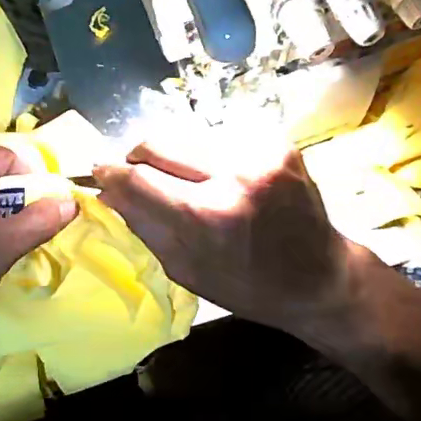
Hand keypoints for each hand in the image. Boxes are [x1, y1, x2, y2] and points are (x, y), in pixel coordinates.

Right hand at [93, 130, 361, 337]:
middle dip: (139, 156)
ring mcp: (260, 152)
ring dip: (175, 155)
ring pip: (187, 134)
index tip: (99, 170)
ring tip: (185, 180)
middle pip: (159, 141)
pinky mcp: (277, 141)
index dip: (111, 172)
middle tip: (137, 173)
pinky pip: (219, 135)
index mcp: (207, 216)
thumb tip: (107, 190)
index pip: (138, 177)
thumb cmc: (247, 286)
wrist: (320, 276)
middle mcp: (233, 175)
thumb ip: (143, 224)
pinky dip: (207, 153)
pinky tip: (218, 176)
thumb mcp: (185, 269)